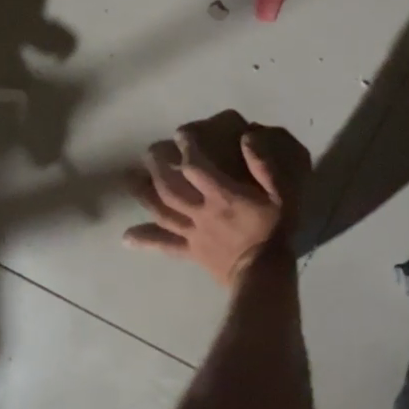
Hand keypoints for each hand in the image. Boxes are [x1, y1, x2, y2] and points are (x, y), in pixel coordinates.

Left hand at [122, 110, 310, 287]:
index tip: (179, 133)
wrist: (266, 275)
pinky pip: (166, 245)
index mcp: (222, 195)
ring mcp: (193, 232)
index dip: (187, 146)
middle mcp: (201, 211)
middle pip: (170, 186)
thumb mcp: (281, 194)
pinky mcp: (191, 252)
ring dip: (144, 194)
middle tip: (149, 151)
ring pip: (162, 211)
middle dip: (157, 166)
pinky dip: (146, 240)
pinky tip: (127, 237)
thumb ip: (264, 165)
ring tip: (129, 179)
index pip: (196, 165)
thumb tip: (248, 137)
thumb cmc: (275, 230)